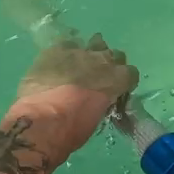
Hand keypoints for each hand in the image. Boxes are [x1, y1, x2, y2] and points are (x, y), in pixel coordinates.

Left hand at [10, 34, 138, 153]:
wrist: (43, 121)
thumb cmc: (72, 130)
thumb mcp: (96, 118)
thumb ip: (101, 102)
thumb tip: (96, 101)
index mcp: (117, 80)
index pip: (130, 74)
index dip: (122, 82)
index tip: (114, 92)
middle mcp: (103, 60)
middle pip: (113, 55)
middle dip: (107, 65)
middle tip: (95, 79)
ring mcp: (80, 51)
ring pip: (94, 43)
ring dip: (89, 54)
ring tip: (77, 67)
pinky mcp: (56, 49)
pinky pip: (66, 44)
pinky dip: (65, 53)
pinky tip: (56, 64)